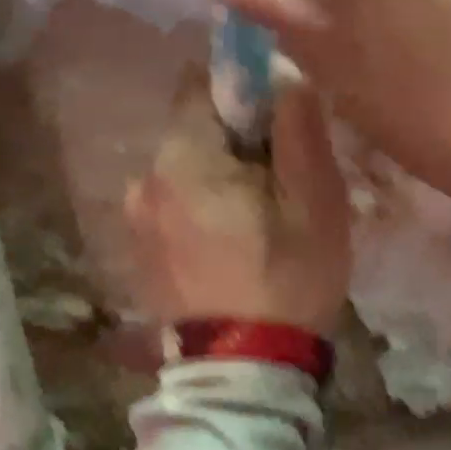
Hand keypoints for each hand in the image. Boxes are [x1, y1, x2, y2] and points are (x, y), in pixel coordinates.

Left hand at [126, 73, 350, 334]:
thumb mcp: (314, 203)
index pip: (203, 84)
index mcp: (182, 157)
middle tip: (278, 185)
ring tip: (256, 224)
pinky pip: (173, 207)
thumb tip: (286, 76)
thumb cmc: (285, 282)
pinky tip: (230, 249)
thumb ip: (300, 128)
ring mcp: (135, 219)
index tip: (280, 128)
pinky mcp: (139, 253)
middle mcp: (144, 179)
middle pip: (192, 130)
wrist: (241, 373)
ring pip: (183, 171)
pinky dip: (200, 212)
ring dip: (218, 180)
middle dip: (235, 142)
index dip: (246, 93)